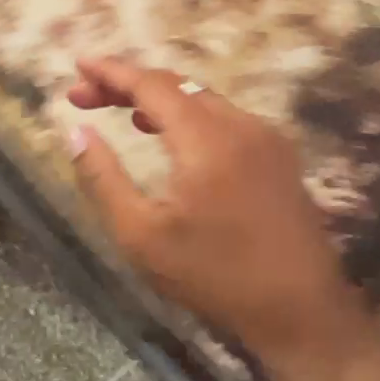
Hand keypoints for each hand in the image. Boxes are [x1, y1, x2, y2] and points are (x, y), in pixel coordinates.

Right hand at [65, 57, 367, 364]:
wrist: (303, 315)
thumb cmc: (212, 275)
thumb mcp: (139, 233)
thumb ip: (102, 177)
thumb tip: (76, 132)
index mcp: (207, 141)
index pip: (151, 85)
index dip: (111, 71)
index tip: (76, 65)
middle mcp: (242, 128)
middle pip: (176, 85)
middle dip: (126, 83)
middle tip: (82, 96)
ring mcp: (267, 142)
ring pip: (201, 98)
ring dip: (155, 97)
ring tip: (115, 110)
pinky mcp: (278, 160)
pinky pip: (222, 116)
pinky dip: (184, 112)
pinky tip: (163, 132)